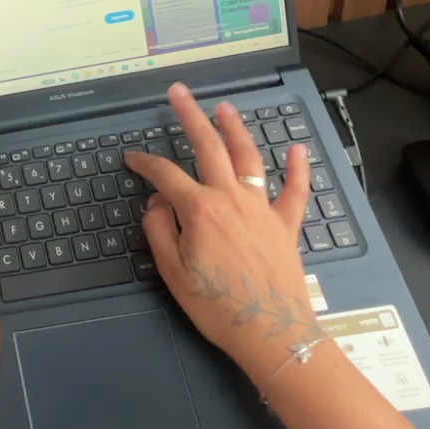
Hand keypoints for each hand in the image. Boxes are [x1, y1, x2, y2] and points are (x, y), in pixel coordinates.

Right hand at [124, 84, 320, 385]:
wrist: (273, 336)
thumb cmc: (218, 307)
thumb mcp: (172, 272)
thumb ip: (159, 230)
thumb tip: (158, 203)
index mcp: (200, 209)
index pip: (164, 174)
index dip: (144, 162)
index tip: (132, 157)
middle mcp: (231, 198)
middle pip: (208, 146)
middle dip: (190, 116)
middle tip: (179, 93)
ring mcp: (261, 209)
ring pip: (248, 158)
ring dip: (235, 129)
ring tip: (224, 108)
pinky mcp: (285, 225)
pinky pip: (294, 192)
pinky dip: (297, 170)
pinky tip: (297, 150)